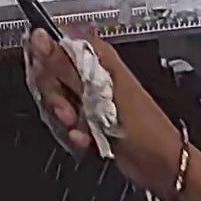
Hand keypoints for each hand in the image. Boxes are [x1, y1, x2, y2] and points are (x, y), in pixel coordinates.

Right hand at [27, 28, 184, 195]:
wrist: (160, 164)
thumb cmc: (141, 126)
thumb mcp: (96, 92)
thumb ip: (63, 64)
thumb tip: (39, 36)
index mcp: (95, 53)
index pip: (51, 43)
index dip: (42, 62)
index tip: (44, 80)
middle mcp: (91, 69)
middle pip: (49, 72)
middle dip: (54, 95)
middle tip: (68, 109)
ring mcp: (89, 92)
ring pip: (55, 96)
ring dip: (63, 115)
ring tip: (79, 126)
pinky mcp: (88, 113)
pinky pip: (65, 116)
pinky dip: (71, 129)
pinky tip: (83, 137)